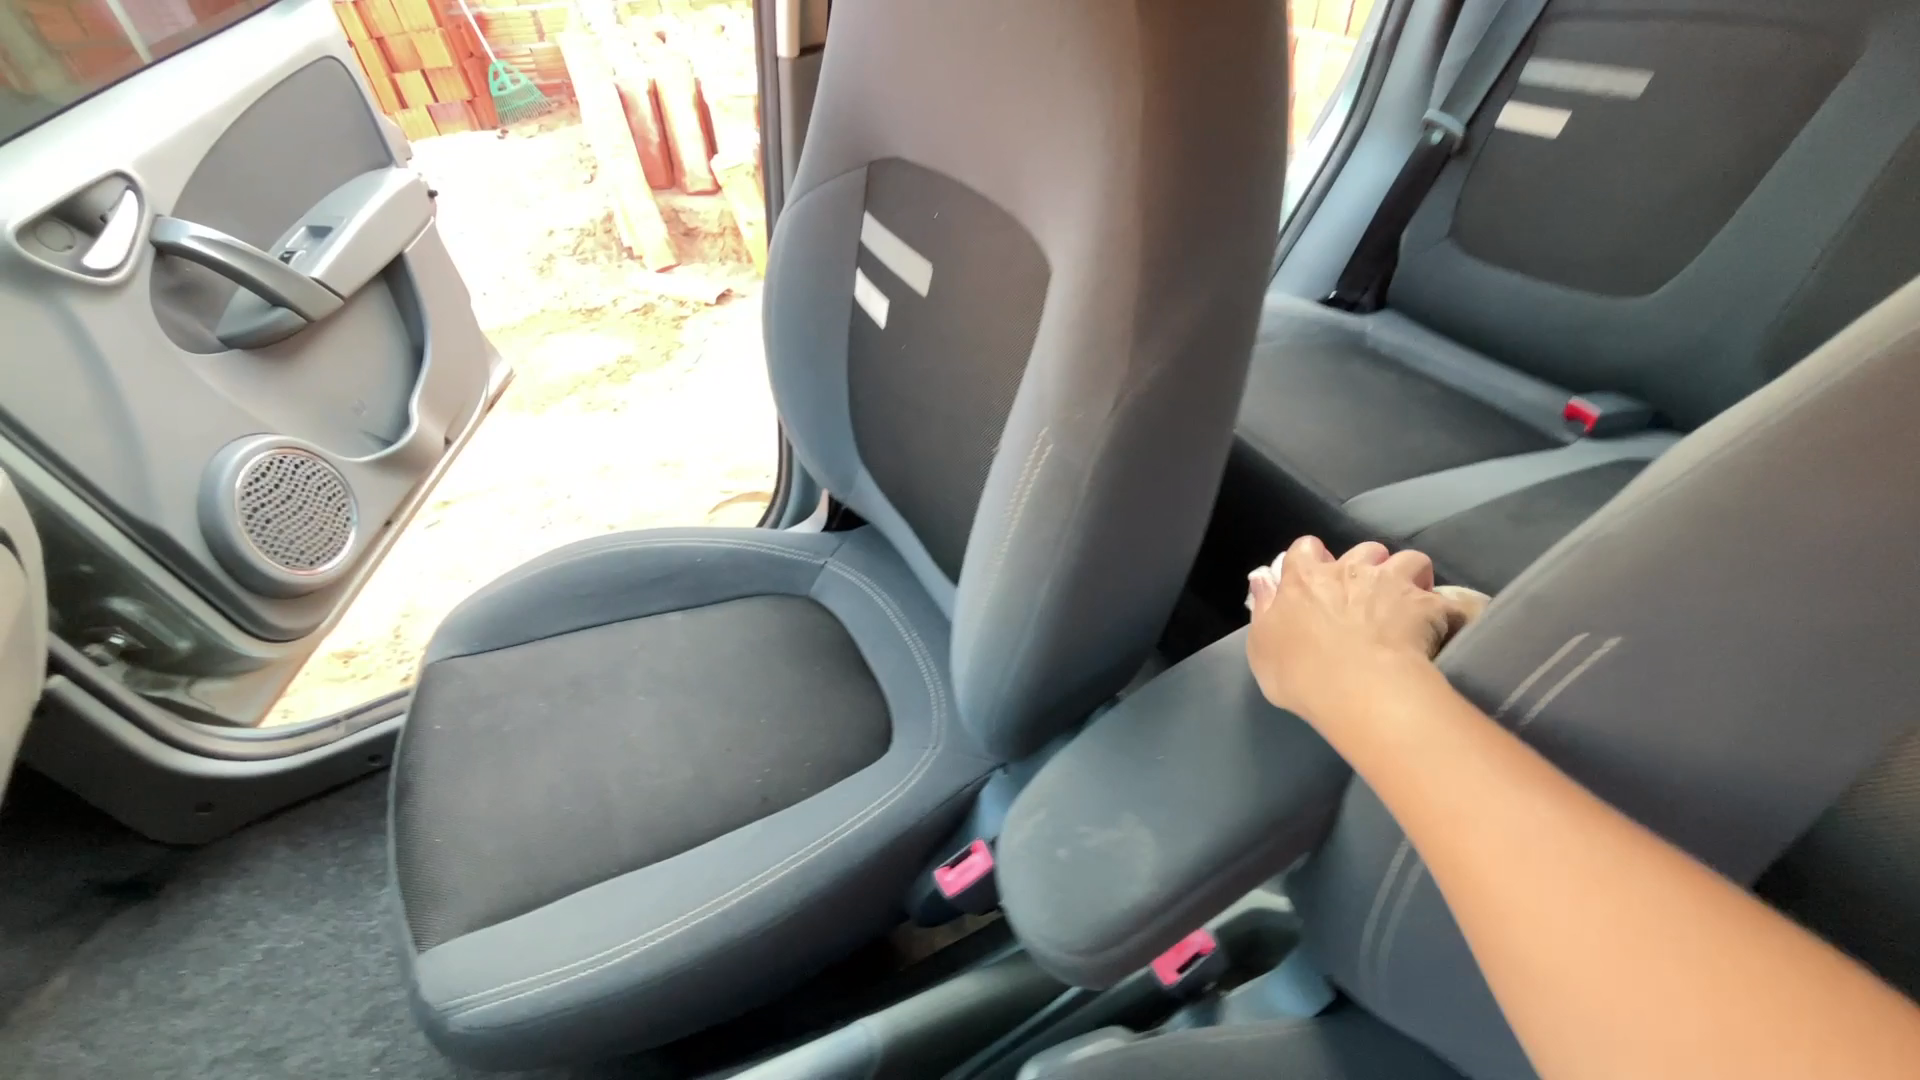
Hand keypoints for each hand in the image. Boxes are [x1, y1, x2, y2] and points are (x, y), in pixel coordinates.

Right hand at [1244, 537, 1467, 721]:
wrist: (1359, 689)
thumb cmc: (1298, 671)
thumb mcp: (1261, 645)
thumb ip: (1264, 608)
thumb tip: (1262, 578)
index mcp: (1304, 579)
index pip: (1304, 548)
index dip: (1310, 559)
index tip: (1312, 577)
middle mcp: (1349, 571)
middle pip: (1363, 550)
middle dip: (1367, 565)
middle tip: (1365, 594)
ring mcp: (1393, 585)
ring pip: (1410, 560)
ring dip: (1409, 576)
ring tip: (1408, 601)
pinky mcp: (1429, 607)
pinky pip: (1450, 602)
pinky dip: (1448, 612)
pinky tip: (1447, 627)